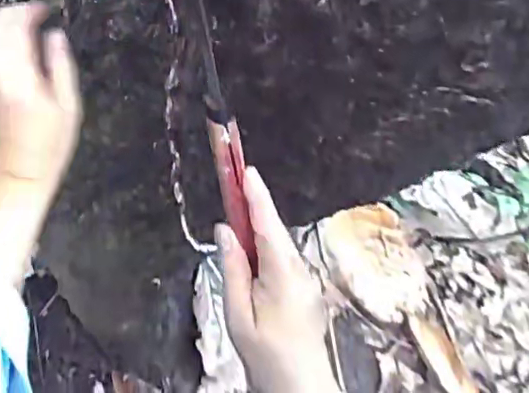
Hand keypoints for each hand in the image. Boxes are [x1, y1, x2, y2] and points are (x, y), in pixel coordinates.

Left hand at [0, 4, 81, 286]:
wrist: (20, 173)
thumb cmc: (50, 145)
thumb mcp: (69, 106)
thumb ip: (61, 66)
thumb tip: (56, 35)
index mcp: (24, 77)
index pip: (18, 32)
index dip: (29, 12)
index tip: (44, 9)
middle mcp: (2, 75)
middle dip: (12, 11)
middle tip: (32, 9)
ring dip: (0, 21)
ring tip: (20, 17)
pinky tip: (9, 37)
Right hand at [216, 168, 338, 392]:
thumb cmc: (268, 358)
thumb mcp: (238, 316)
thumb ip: (231, 269)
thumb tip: (224, 229)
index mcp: (282, 273)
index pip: (267, 223)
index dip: (256, 194)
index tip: (247, 170)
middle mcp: (298, 270)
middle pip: (273, 228)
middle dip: (254, 203)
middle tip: (234, 180)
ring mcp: (304, 280)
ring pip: (277, 241)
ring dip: (258, 223)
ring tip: (237, 209)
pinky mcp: (304, 289)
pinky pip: (282, 256)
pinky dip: (265, 242)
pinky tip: (251, 246)